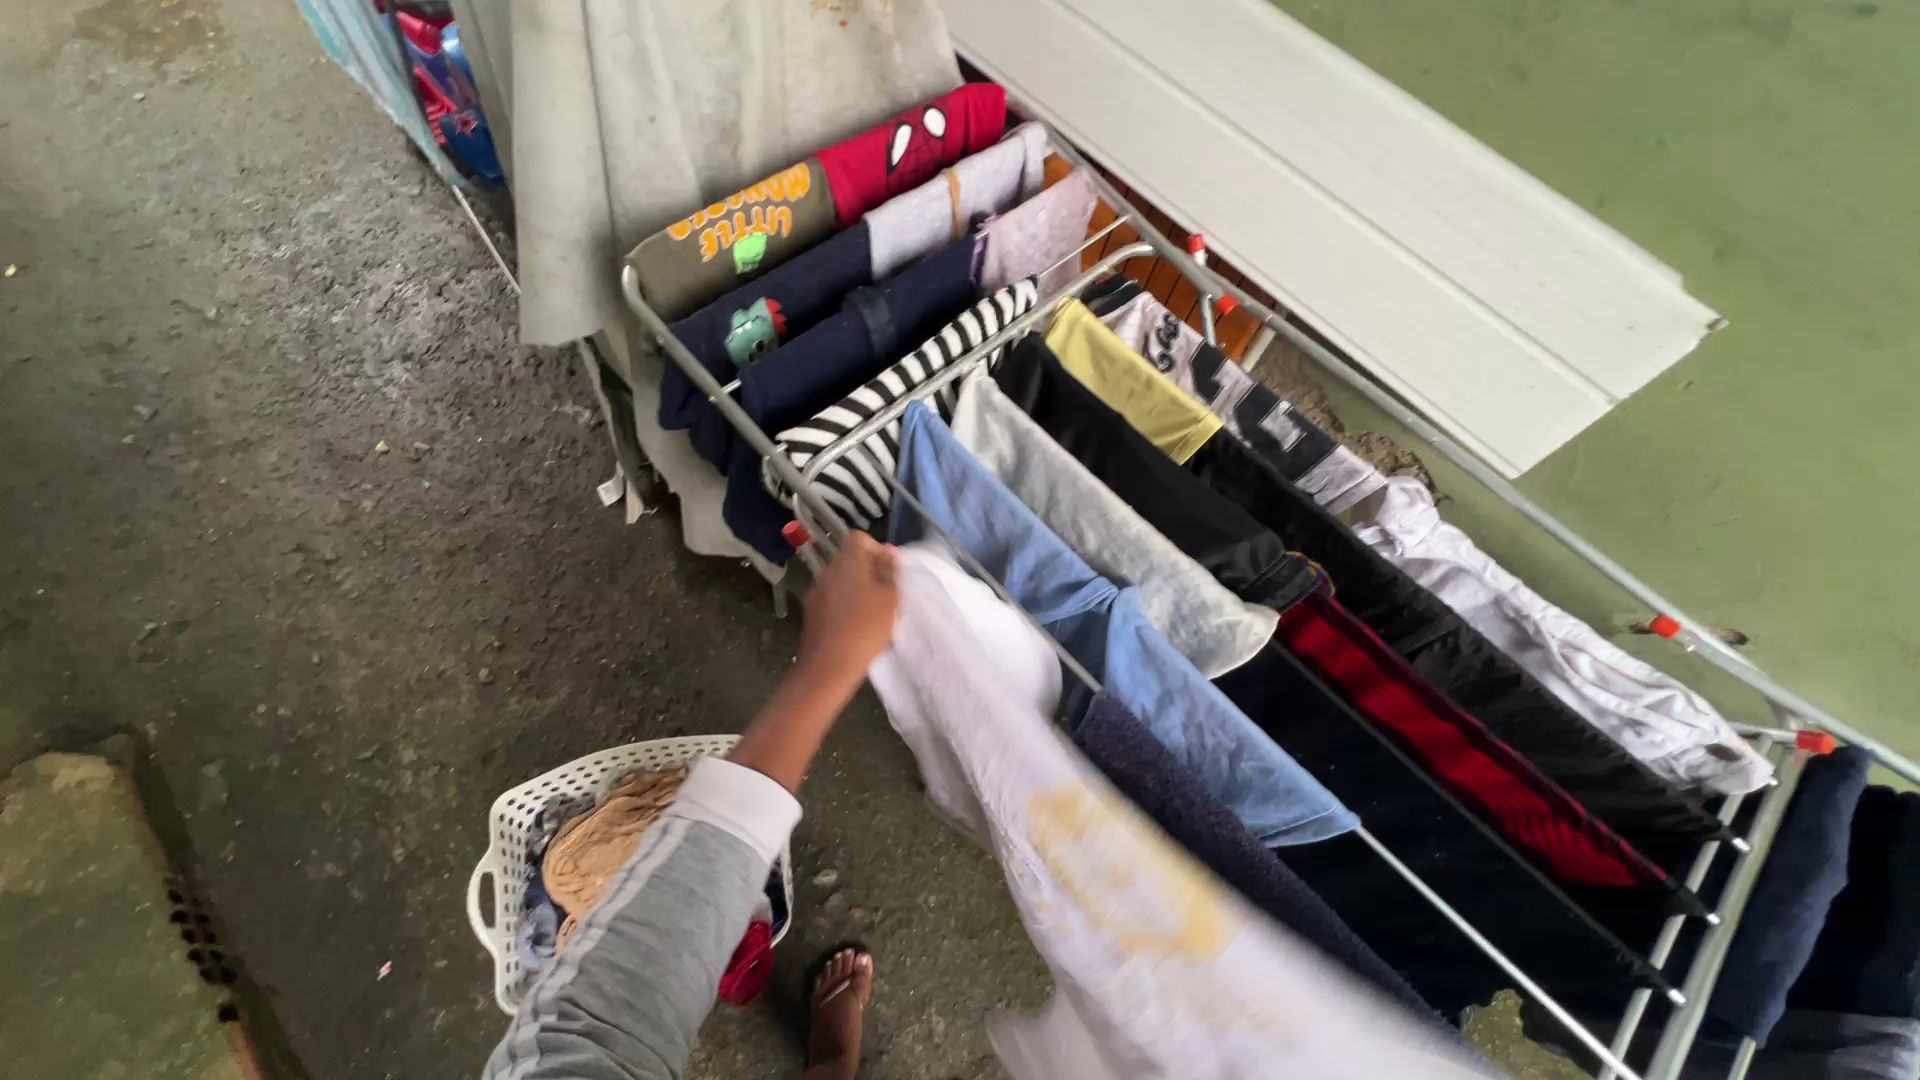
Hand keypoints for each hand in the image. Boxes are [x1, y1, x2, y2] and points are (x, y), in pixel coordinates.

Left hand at [798, 532, 899, 680]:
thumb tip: (888, 551)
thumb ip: (890, 571)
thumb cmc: (865, 628)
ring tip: (871, 611)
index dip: (875, 548)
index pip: (859, 538)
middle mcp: (827, 571)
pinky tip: (854, 625)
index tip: (888, 570)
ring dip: (855, 588)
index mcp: (847, 562)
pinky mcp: (810, 612)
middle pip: (849, 559)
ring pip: (839, 580)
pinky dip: (843, 604)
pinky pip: (831, 598)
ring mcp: (815, 591)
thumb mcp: (889, 598)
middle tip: (885, 592)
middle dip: (868, 570)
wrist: (828, 665)